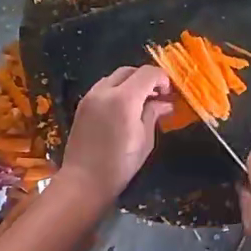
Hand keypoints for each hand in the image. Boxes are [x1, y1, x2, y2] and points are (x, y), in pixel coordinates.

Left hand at [58, 66, 173, 201]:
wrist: (83, 180)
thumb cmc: (120, 164)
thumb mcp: (145, 140)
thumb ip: (153, 114)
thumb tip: (164, 103)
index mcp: (123, 99)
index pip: (147, 73)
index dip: (162, 79)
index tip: (169, 94)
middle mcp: (103, 92)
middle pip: (128, 71)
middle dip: (145, 78)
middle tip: (157, 96)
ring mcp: (89, 97)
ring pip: (113, 78)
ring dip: (129, 84)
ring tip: (141, 103)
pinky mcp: (81, 106)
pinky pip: (102, 89)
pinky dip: (115, 91)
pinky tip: (123, 109)